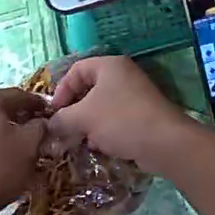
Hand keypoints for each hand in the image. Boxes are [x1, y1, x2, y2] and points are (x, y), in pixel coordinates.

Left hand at [0, 88, 47, 214]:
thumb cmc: (0, 168)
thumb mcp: (30, 145)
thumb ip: (40, 127)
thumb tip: (41, 122)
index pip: (16, 95)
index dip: (36, 103)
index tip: (50, 113)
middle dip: (17, 117)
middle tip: (34, 130)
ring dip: (0, 131)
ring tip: (15, 147)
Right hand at [46, 56, 199, 172]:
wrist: (164, 142)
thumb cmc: (120, 120)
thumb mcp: (83, 118)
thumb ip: (62, 119)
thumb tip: (50, 126)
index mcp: (109, 66)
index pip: (76, 70)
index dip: (61, 90)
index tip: (54, 112)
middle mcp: (123, 77)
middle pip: (89, 91)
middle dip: (73, 112)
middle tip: (62, 130)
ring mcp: (135, 98)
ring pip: (101, 109)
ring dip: (87, 126)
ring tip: (77, 142)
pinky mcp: (142, 118)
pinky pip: (116, 122)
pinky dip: (104, 133)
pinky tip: (99, 148)